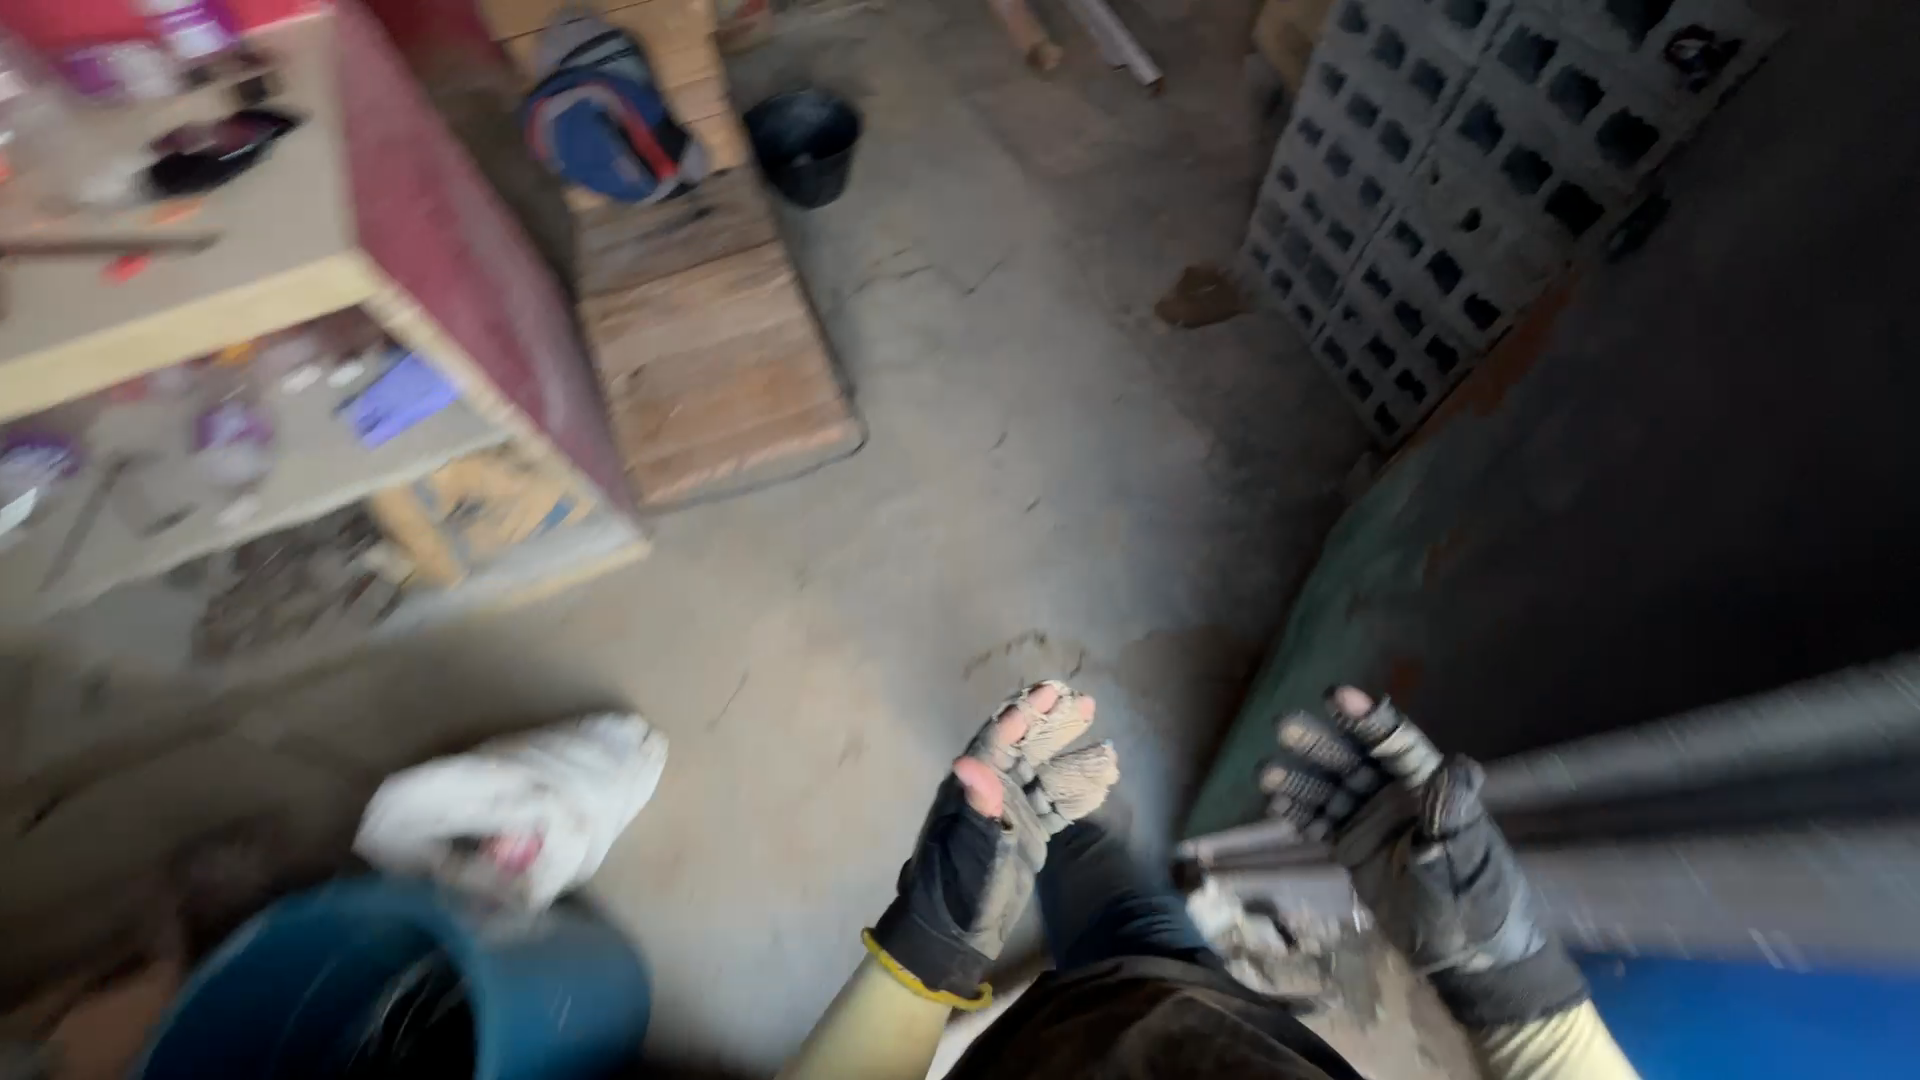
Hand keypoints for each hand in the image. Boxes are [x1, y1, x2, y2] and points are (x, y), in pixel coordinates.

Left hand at [866, 682, 1118, 1008]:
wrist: (952, 931)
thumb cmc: (952, 884)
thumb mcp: (964, 846)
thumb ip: (975, 807)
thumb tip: (967, 762)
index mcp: (972, 785)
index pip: (1000, 739)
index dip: (1024, 714)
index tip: (1050, 691)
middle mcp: (994, 790)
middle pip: (1028, 747)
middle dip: (1055, 725)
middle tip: (1085, 702)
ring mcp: (1014, 812)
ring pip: (1049, 775)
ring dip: (1076, 760)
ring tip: (1108, 747)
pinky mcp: (1029, 835)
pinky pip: (1057, 808)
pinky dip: (1079, 796)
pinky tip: (1103, 784)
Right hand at [1261, 687, 1586, 1027]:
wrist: (1469, 960)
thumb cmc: (1479, 904)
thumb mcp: (1468, 858)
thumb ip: (1453, 814)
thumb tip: (1460, 765)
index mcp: (1427, 788)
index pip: (1394, 742)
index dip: (1366, 717)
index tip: (1335, 694)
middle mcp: (1392, 795)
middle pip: (1349, 758)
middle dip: (1317, 742)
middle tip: (1283, 725)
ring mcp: (1368, 819)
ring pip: (1326, 788)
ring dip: (1296, 779)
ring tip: (1265, 774)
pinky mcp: (1350, 846)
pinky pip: (1318, 821)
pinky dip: (1296, 813)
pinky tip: (1273, 806)